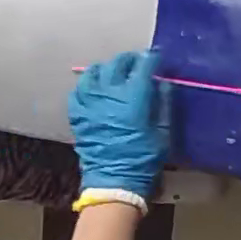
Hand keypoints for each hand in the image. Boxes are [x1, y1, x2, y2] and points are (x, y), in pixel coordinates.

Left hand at [68, 49, 171, 198]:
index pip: (143, 66)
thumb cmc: (143, 159)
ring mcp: (90, 102)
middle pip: (117, 64)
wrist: (114, 182)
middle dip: (129, 60)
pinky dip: (88, 84)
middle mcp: (110, 93)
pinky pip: (79, 90)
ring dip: (107, 68)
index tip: (156, 57)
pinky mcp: (77, 114)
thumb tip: (162, 84)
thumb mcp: (162, 132)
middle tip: (137, 63)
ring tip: (114, 72)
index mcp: (134, 97)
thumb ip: (163, 104)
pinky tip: (94, 87)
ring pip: (94, 72)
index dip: (151, 58)